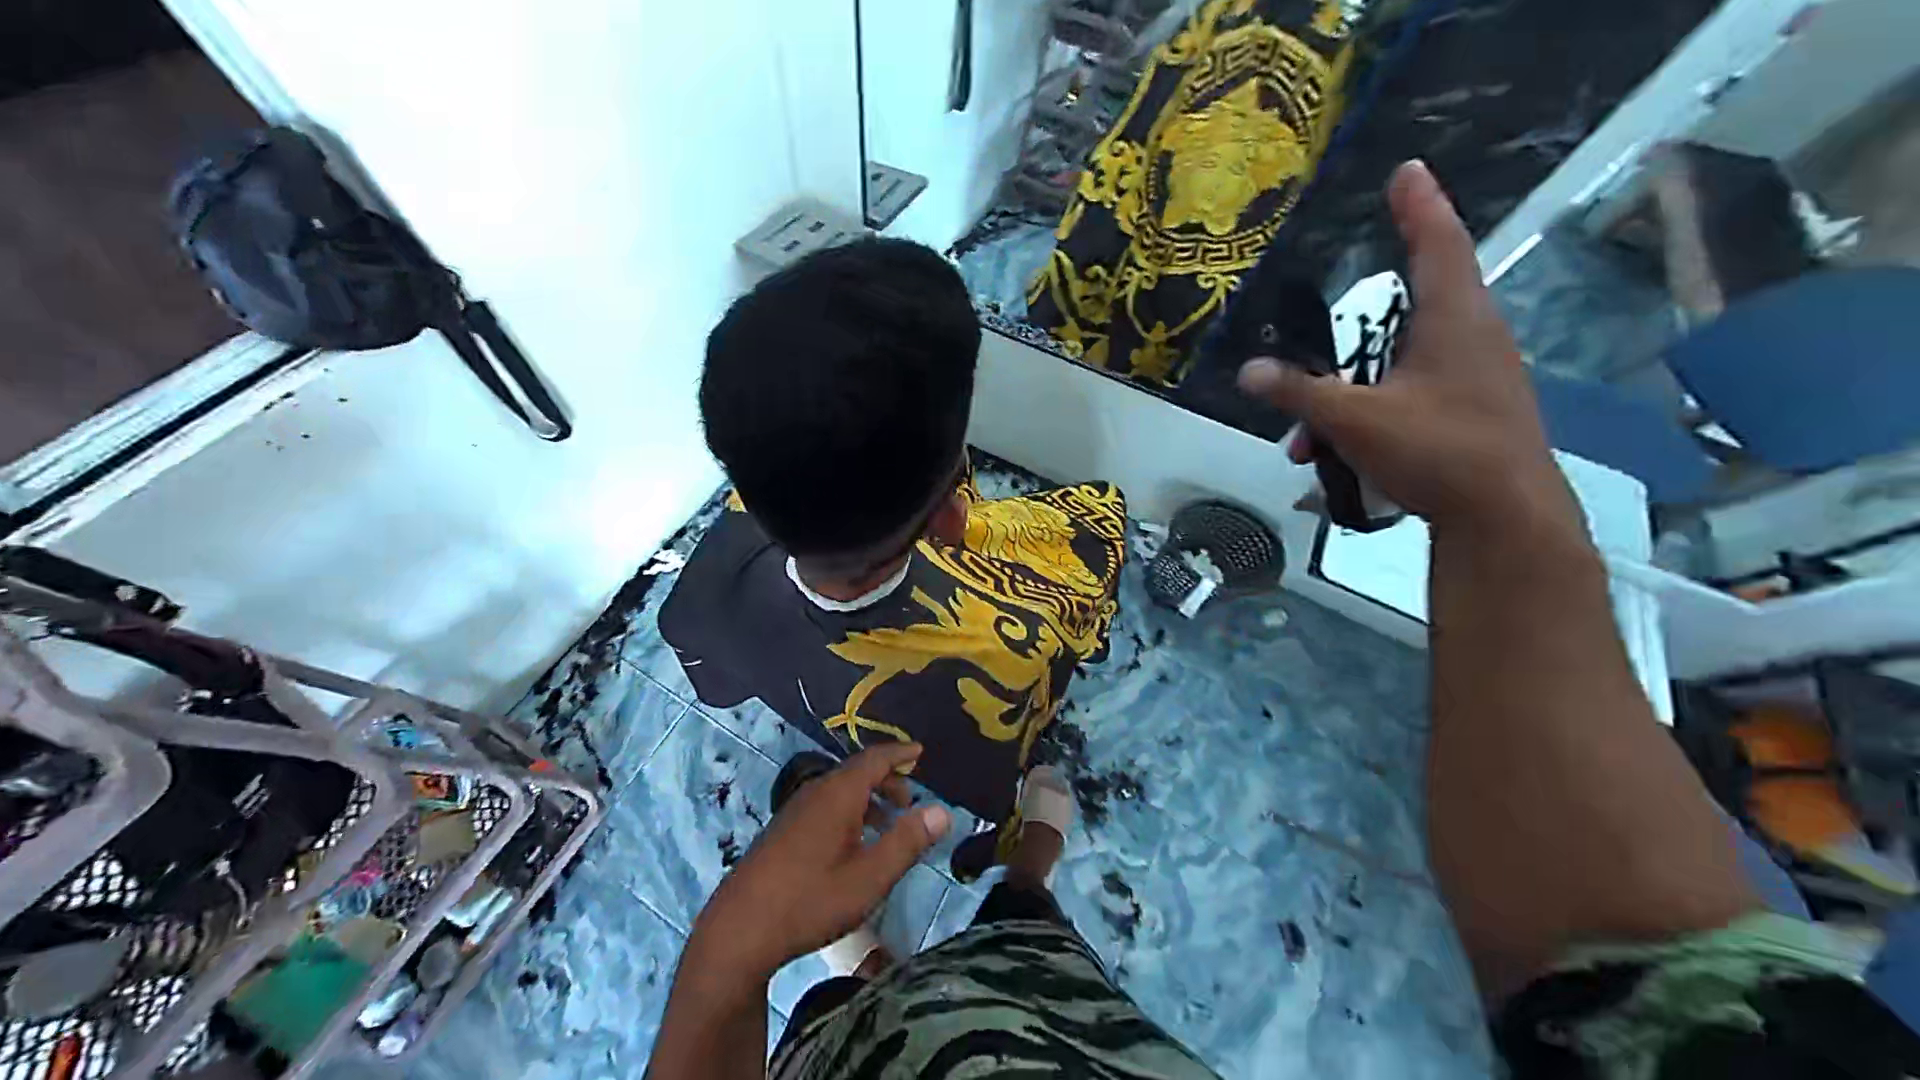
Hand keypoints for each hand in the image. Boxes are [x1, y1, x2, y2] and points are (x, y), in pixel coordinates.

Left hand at [687, 743, 950, 981]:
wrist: (738, 931)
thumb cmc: (810, 901)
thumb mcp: (870, 877)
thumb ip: (908, 841)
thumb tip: (942, 811)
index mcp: (838, 794)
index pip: (875, 758)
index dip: (900, 753)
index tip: (920, 751)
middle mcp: (815, 793)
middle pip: (857, 772)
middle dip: (888, 781)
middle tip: (911, 803)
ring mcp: (795, 811)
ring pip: (840, 791)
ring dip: (869, 800)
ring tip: (887, 827)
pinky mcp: (783, 832)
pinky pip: (826, 806)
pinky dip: (850, 812)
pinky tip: (853, 846)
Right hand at [1238, 160, 1582, 538]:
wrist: (1504, 517)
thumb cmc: (1437, 450)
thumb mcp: (1355, 420)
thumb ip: (1300, 393)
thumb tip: (1248, 371)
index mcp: (1454, 321)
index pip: (1437, 243)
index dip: (1419, 206)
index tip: (1406, 171)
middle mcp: (1472, 339)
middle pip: (1412, 308)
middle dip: (1358, 327)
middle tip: (1325, 325)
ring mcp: (1475, 378)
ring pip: (1400, 365)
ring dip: (1349, 394)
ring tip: (1306, 441)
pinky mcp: (1471, 413)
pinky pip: (1410, 396)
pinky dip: (1369, 416)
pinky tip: (1334, 458)